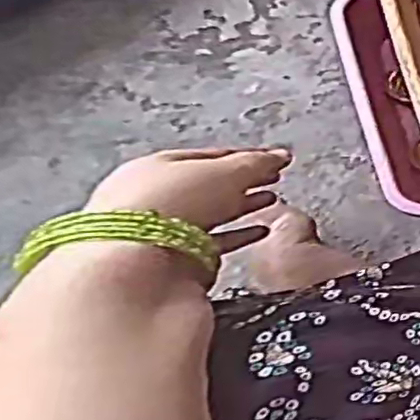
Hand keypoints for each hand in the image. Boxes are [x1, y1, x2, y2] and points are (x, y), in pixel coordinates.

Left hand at [84, 147, 291, 252]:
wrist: (137, 264)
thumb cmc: (174, 204)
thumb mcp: (226, 172)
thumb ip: (258, 162)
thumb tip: (282, 155)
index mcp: (153, 167)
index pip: (210, 156)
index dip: (247, 157)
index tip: (276, 160)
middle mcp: (151, 196)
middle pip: (209, 184)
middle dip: (245, 182)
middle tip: (274, 179)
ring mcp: (159, 228)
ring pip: (212, 212)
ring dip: (243, 206)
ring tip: (272, 202)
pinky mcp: (172, 256)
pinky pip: (214, 240)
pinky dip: (239, 233)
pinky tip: (260, 230)